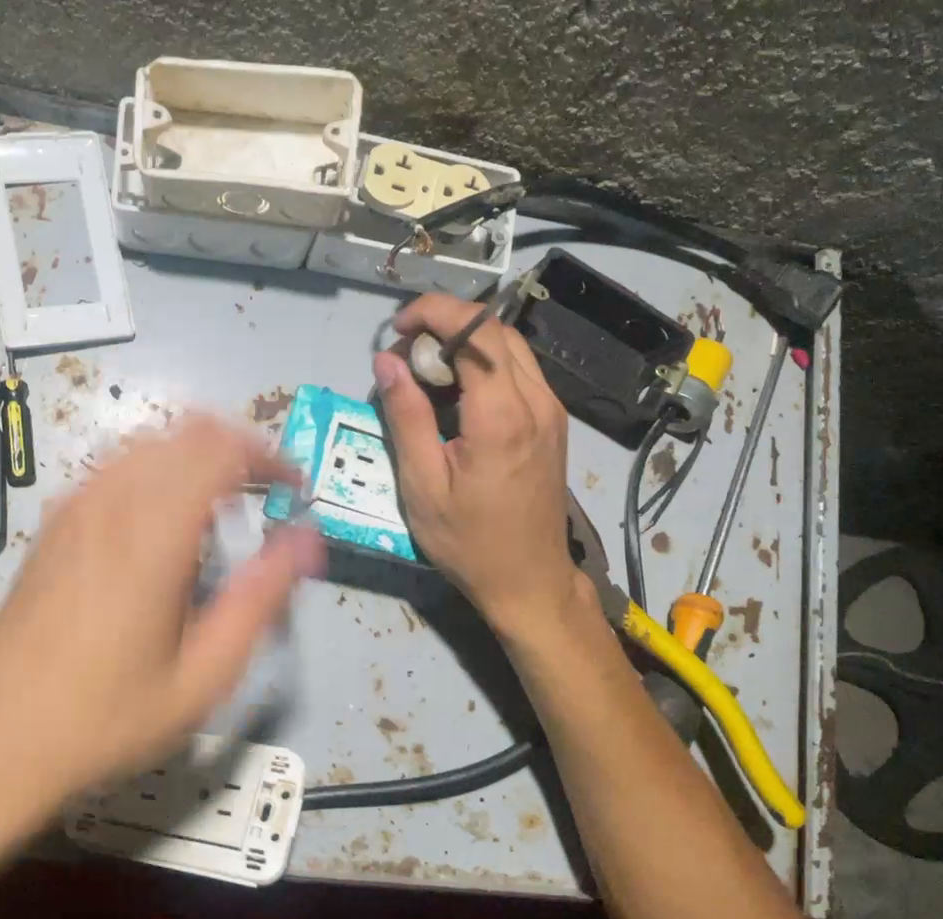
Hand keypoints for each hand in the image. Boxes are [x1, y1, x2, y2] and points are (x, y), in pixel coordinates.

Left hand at [0, 417, 324, 844]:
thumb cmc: (109, 719)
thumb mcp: (202, 678)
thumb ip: (260, 601)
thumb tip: (304, 542)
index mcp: (151, 536)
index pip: (220, 449)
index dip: (269, 456)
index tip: (293, 491)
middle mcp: (109, 505)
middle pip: (184, 433)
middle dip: (237, 453)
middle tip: (265, 500)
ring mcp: (71, 510)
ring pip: (146, 444)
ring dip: (193, 461)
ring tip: (220, 514)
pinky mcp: (51, 526)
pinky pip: (111, 470)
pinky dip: (153, 475)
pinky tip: (160, 529)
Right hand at [373, 293, 581, 632]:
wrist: (528, 580)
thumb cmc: (469, 542)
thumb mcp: (423, 486)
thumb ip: (406, 417)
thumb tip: (388, 361)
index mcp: (502, 416)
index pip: (475, 331)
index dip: (434, 313)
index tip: (397, 328)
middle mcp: (537, 401)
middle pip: (496, 329)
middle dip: (446, 323)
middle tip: (405, 351)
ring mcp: (552, 410)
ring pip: (511, 346)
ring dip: (466, 342)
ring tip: (426, 370)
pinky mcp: (554, 421)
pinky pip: (520, 370)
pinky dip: (485, 363)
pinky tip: (456, 392)